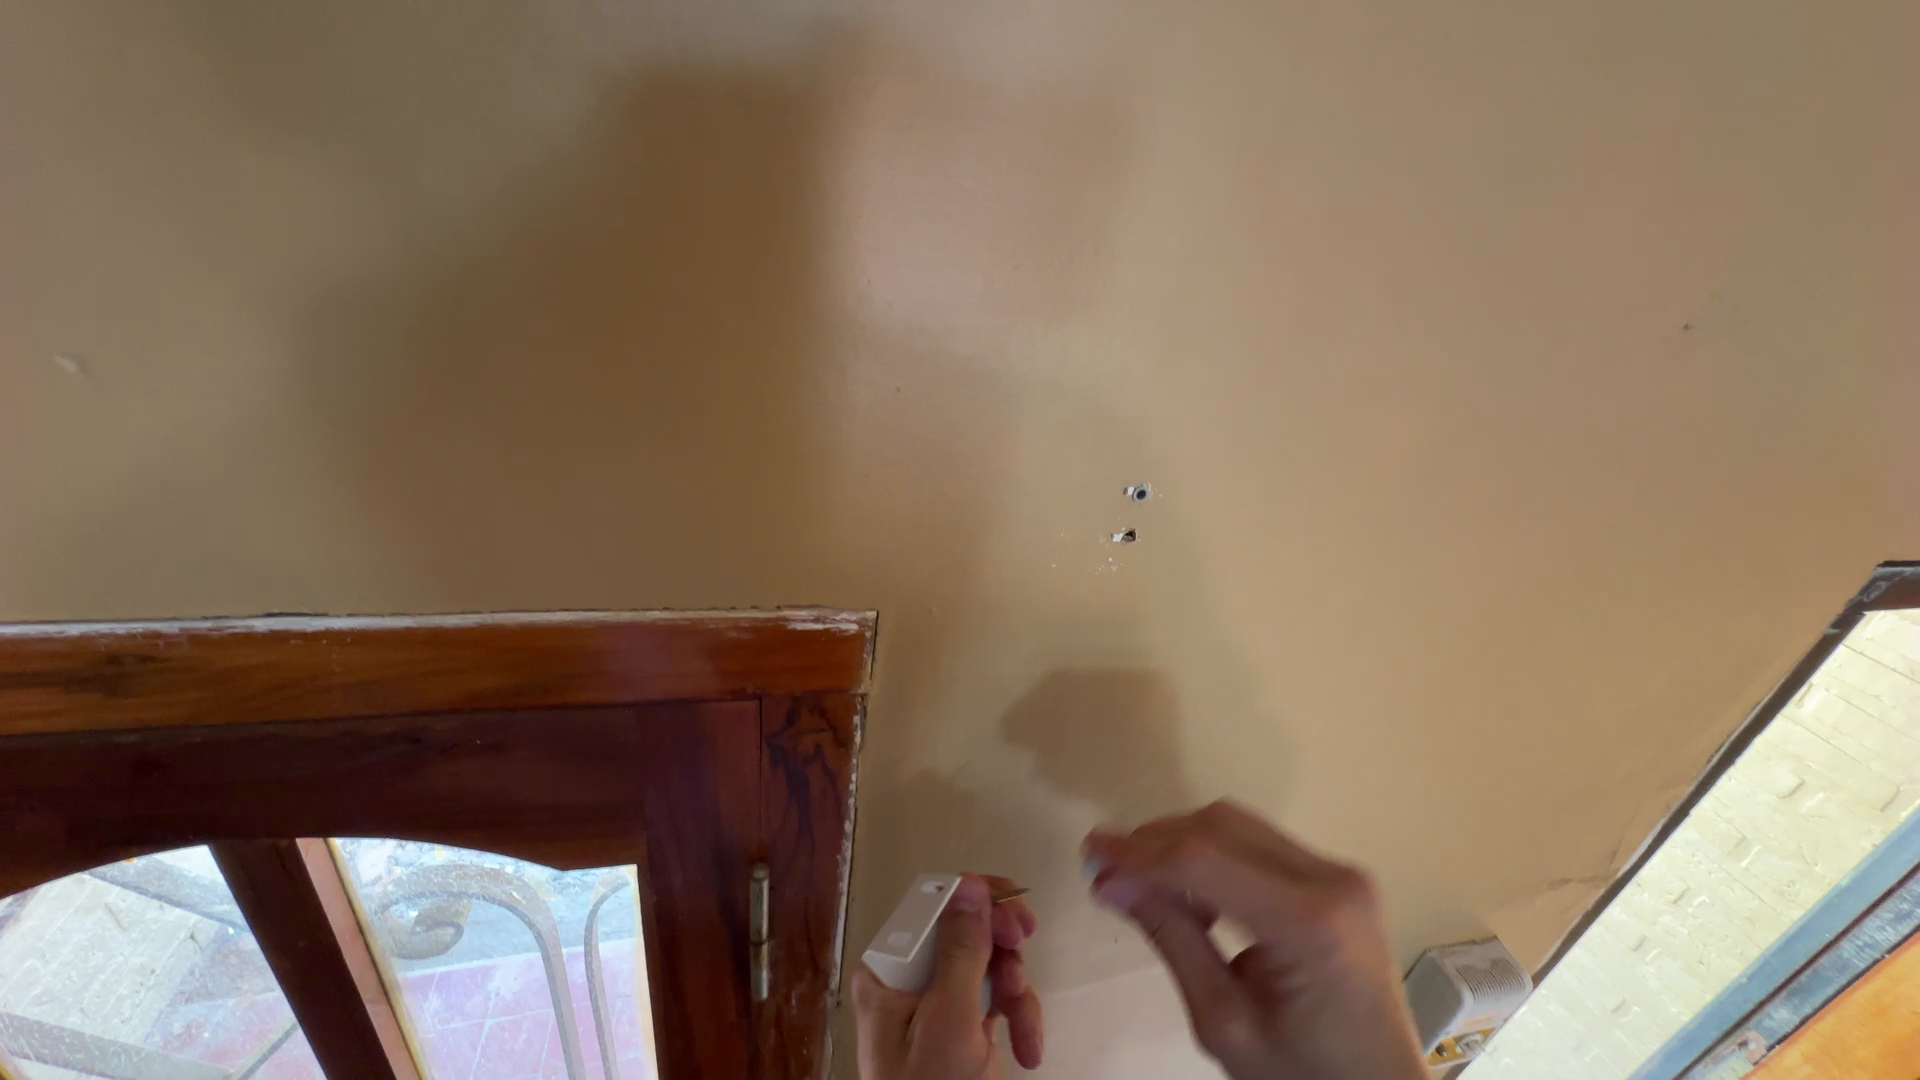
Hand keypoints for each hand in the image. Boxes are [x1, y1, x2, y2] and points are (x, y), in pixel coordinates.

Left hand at [851, 873, 1043, 1078]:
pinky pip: (995, 1000)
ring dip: (1015, 989)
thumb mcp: (949, 1019)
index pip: (934, 905)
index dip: (979, 902)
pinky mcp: (961, 1029)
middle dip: (1001, 947)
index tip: (1015, 922)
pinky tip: (1029, 1049)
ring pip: (988, 964)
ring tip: (1022, 1021)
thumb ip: (962, 950)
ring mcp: (937, 1004)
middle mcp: (909, 978)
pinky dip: (1019, 1019)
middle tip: (1025, 949)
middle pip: (966, 931)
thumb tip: (971, 882)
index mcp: (890, 968)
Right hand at [1085, 801, 1425, 1079]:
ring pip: (1234, 825)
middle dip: (1154, 842)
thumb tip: (1109, 879)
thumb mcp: (1223, 1021)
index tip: (1090, 855)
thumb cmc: (1300, 1076)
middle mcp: (1331, 878)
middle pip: (1219, 828)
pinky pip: (1255, 842)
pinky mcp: (1334, 875)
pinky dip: (1209, 853)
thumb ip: (1169, 937)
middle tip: (1107, 869)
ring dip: (1178, 844)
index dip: (1139, 853)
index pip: (1203, 860)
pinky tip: (1190, 890)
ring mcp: (1338, 872)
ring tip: (1142, 882)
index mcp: (1309, 922)